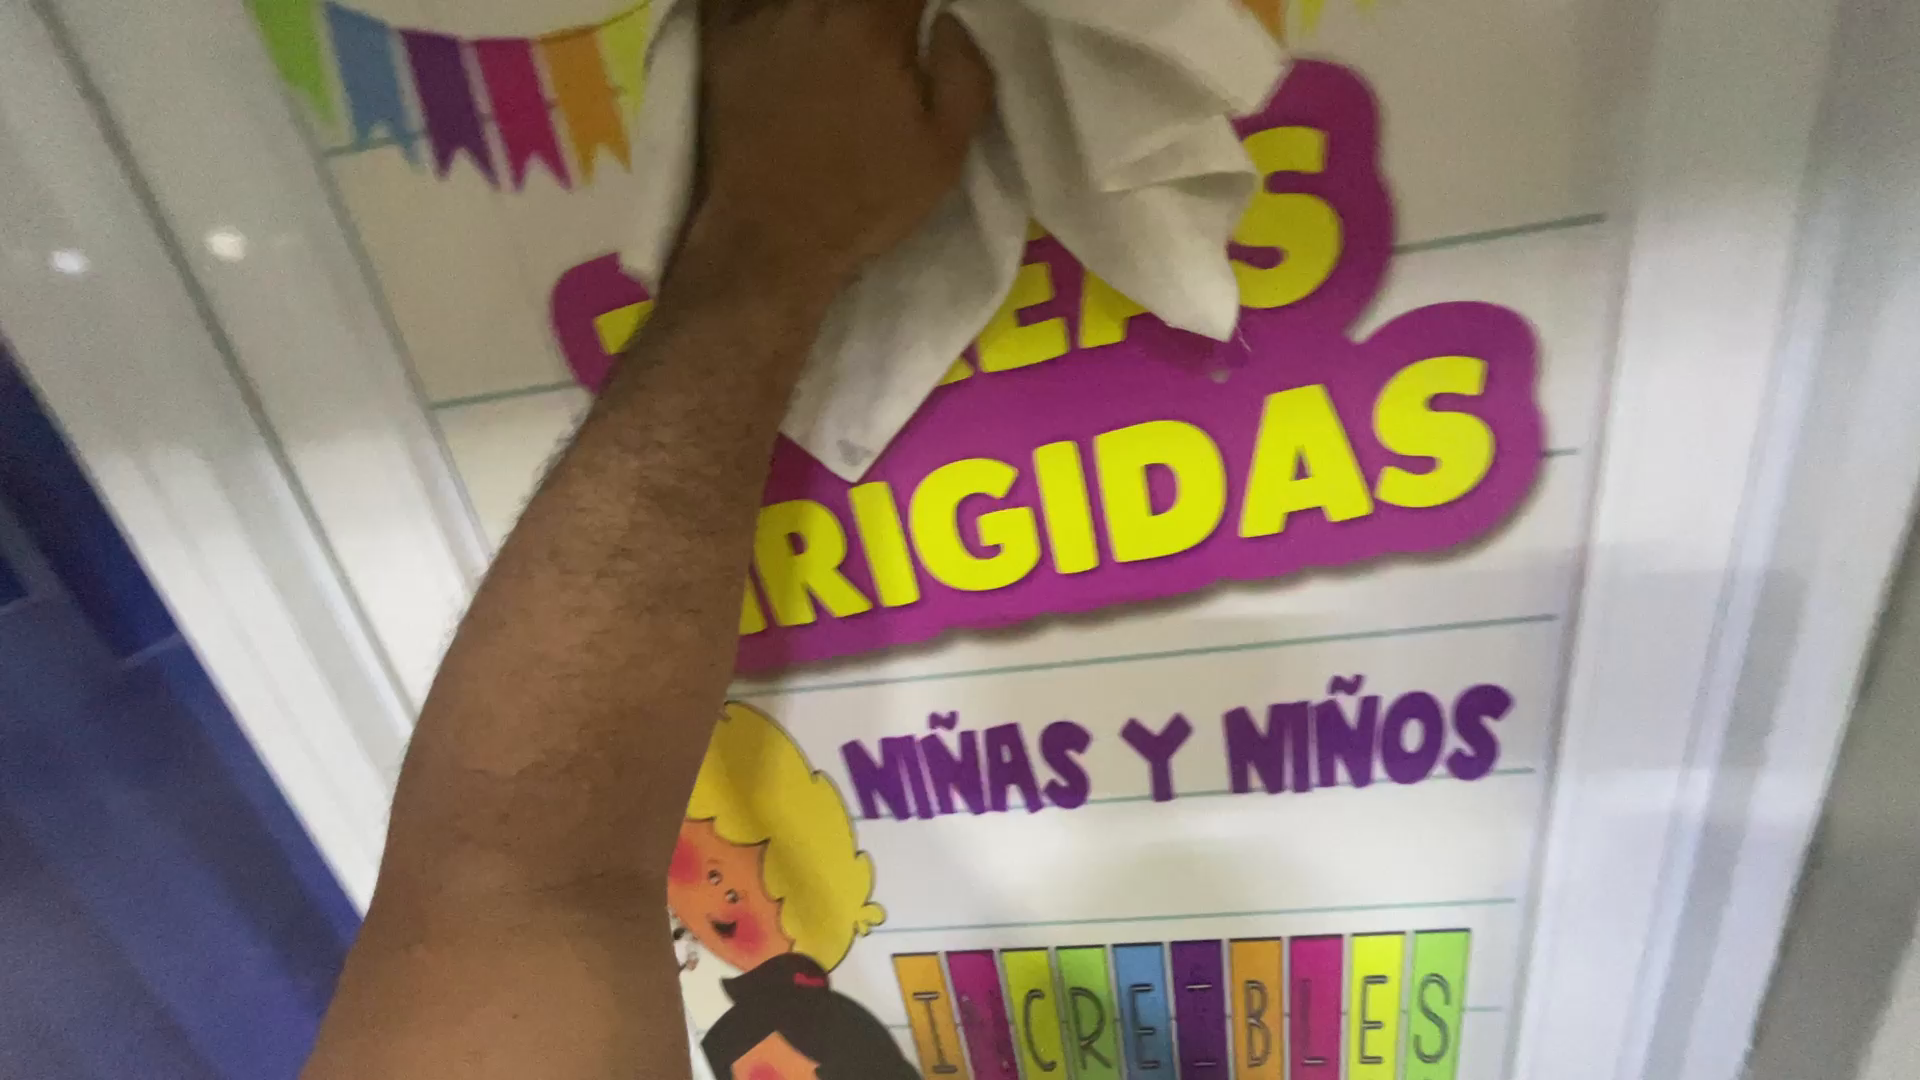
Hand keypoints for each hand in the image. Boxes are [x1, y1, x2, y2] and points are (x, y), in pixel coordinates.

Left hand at [677, 0, 994, 305]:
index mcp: (875, 25)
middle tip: (885, 37)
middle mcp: (816, 3)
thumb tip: (950, 20)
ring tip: (846, 39)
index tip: (922, 23)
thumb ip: (965, 76)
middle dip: (879, 11)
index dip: (918, 5)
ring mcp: (763, 17)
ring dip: (830, 14)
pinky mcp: (723, 39)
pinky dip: (770, 10)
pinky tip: (789, 29)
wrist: (775, 239)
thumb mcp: (943, 157)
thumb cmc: (866, 203)